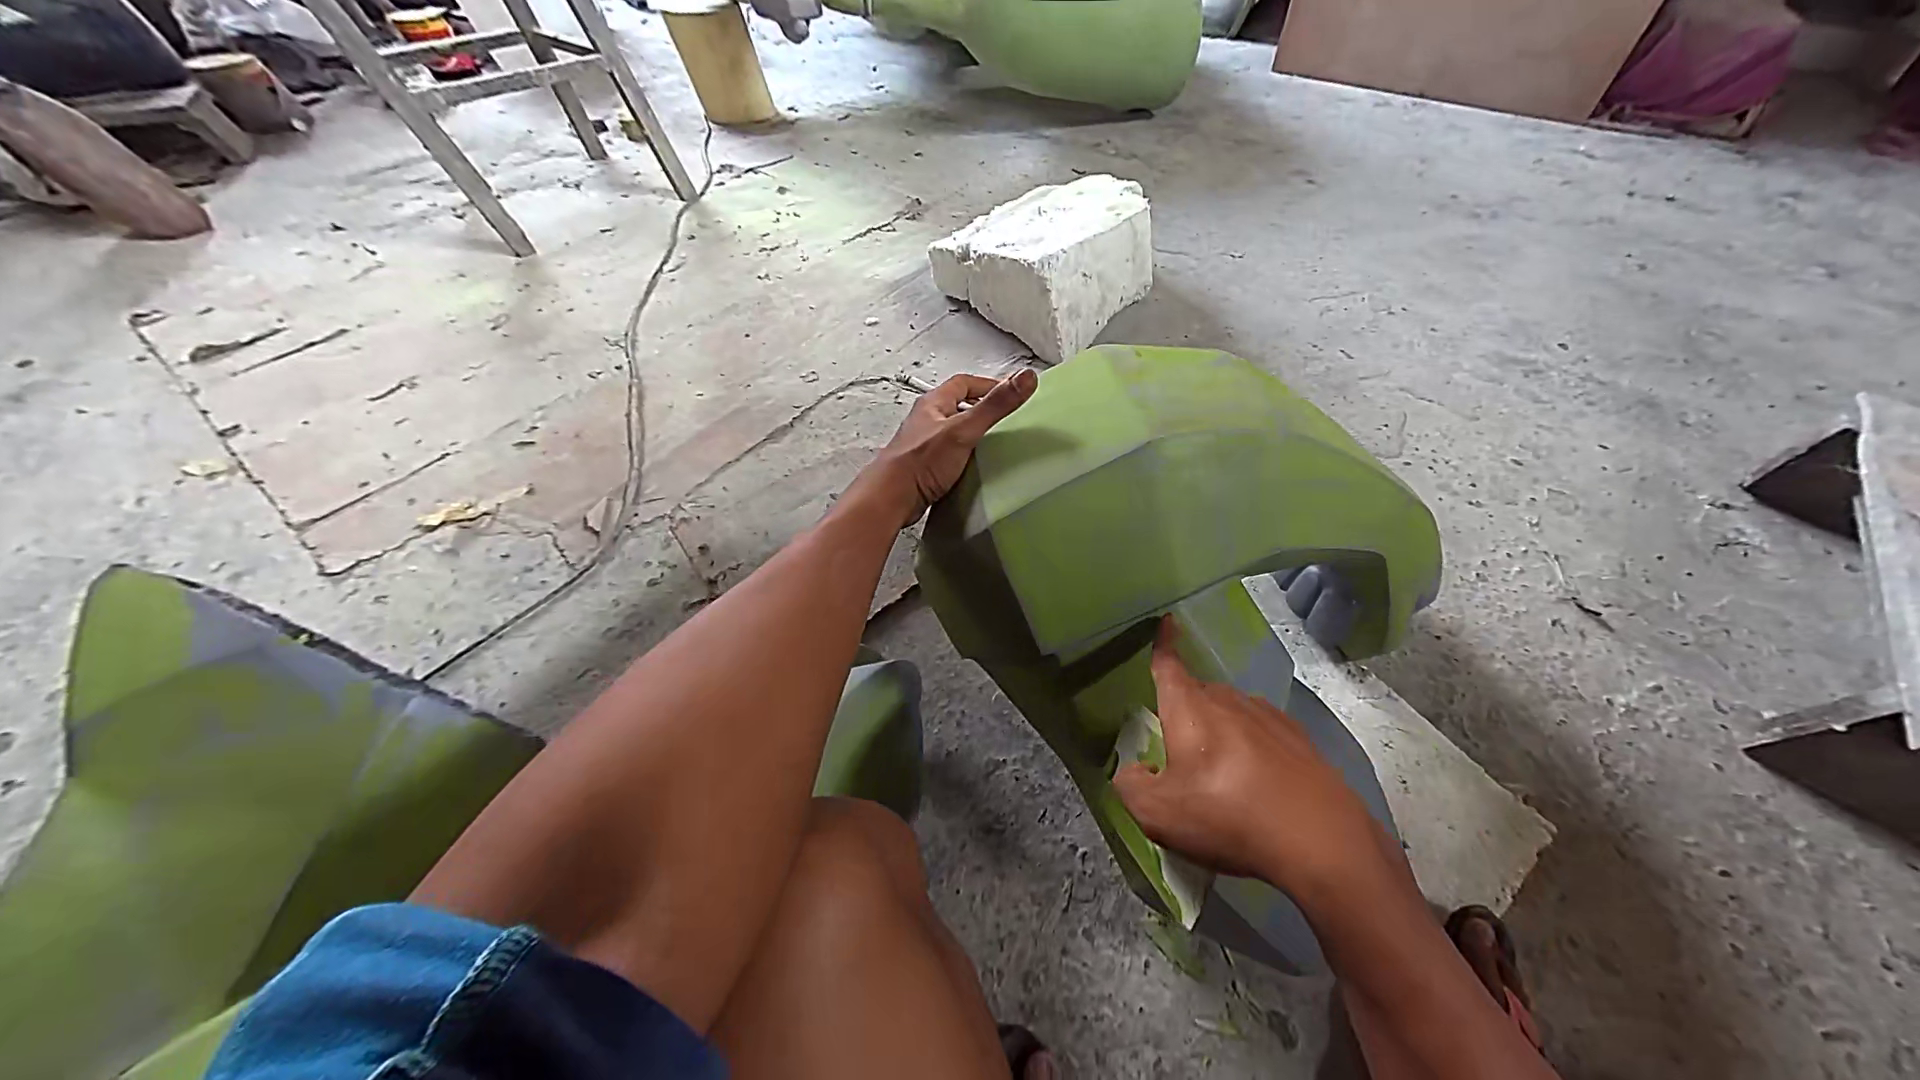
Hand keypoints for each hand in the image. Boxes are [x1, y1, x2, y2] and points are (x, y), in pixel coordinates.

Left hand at [860, 370, 1037, 528]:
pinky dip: (964, 458)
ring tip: (992, 442)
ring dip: (971, 435)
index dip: (987, 384)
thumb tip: (1024, 378)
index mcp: (932, 405)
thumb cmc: (917, 464)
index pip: (964, 383)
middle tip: (1002, 416)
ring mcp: (924, 445)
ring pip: (953, 433)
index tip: (1008, 391)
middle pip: (957, 407)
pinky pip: (949, 457)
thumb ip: (995, 405)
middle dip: (981, 409)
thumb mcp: (964, 429)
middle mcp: (926, 422)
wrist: (891, 499)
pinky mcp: (926, 468)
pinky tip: (973, 468)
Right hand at [1113, 618, 1397, 901]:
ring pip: (1232, 715)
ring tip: (1223, 780)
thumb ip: (1130, 785)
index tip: (1167, 621)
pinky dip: (1254, 751)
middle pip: (1198, 695)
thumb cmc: (1228, 816)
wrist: (1322, 841)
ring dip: (1221, 735)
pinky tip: (1260, 788)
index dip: (1164, 644)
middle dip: (1186, 714)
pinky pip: (1264, 735)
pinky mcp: (1302, 741)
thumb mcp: (1157, 812)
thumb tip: (1136, 770)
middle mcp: (1229, 701)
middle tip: (1181, 754)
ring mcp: (1270, 718)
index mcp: (1189, 707)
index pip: (1169, 666)